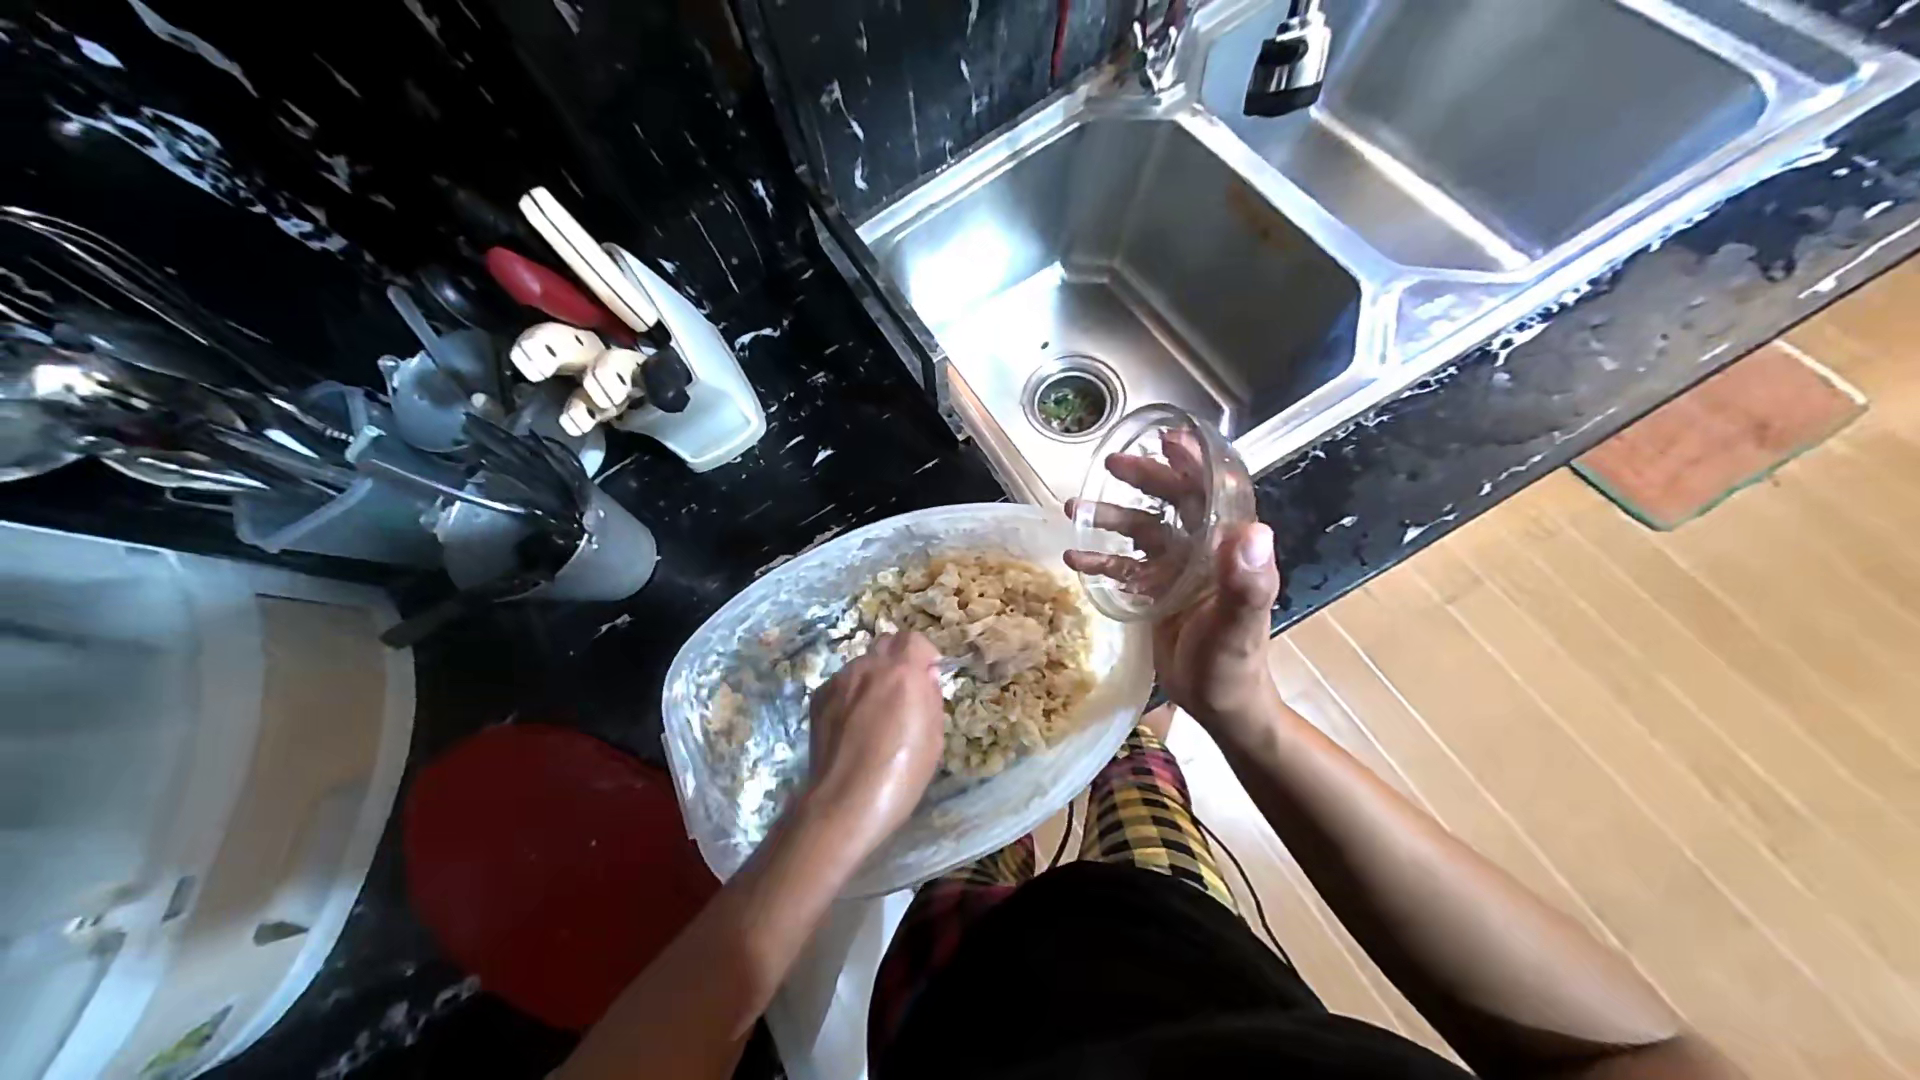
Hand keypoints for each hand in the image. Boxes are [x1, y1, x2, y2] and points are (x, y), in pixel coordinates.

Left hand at [806, 632, 945, 848]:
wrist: (846, 802)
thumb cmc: (902, 774)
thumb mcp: (934, 736)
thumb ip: (931, 696)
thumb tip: (925, 677)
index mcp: (903, 672)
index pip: (914, 639)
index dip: (923, 655)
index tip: (927, 678)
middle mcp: (869, 667)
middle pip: (886, 644)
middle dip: (898, 661)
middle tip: (903, 693)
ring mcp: (839, 681)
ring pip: (862, 665)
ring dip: (873, 679)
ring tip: (874, 715)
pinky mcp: (818, 698)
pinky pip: (842, 685)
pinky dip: (851, 695)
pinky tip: (852, 727)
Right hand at [1065, 430, 1280, 724]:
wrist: (1219, 705)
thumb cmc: (1234, 665)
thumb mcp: (1239, 625)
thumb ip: (1246, 582)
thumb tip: (1254, 531)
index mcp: (1227, 549)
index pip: (1212, 493)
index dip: (1193, 463)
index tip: (1168, 438)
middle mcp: (1202, 551)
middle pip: (1171, 503)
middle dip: (1143, 479)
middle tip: (1111, 464)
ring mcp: (1177, 571)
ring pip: (1141, 531)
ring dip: (1111, 516)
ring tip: (1074, 507)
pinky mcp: (1157, 591)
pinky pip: (1125, 567)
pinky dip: (1102, 559)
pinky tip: (1076, 557)